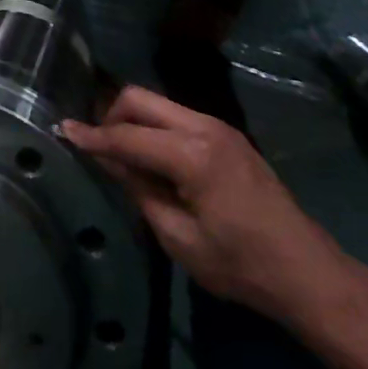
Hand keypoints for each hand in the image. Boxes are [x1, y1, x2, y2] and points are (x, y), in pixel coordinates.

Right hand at [61, 87, 367, 323]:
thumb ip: (139, 189)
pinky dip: (155, 129)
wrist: (305, 269)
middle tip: (95, 146)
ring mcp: (219, 127)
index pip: (127, 135)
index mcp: (192, 153)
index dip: (92, 134)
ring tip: (120, 157)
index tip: (62, 129)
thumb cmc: (239, 263)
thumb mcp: (178, 237)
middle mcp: (204, 126)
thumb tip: (106, 159)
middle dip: (111, 115)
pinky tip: (152, 160)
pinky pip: (178, 118)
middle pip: (142, 99)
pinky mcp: (227, 135)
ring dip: (134, 121)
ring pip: (160, 105)